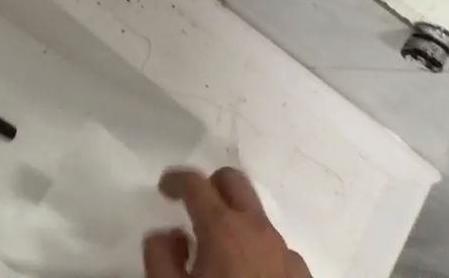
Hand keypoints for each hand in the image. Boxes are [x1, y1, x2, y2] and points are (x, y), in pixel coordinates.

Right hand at [144, 168, 308, 277]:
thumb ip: (159, 251)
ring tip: (221, 253)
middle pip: (234, 181)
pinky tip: (248, 277)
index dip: (173, 179)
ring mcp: (288, 255)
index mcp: (223, 227)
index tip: (164, 193)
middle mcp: (259, 232)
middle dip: (210, 185)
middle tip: (194, 207)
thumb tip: (172, 235)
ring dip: (236, 222)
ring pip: (258, 218)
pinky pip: (277, 249)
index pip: (193, 180)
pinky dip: (258, 250)